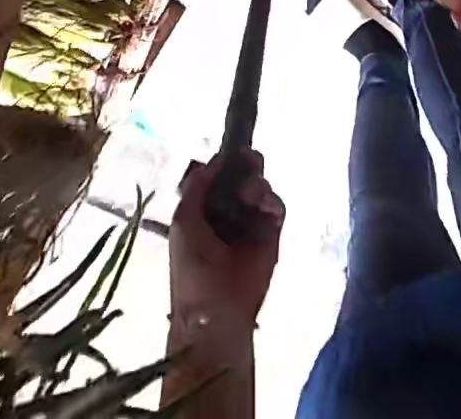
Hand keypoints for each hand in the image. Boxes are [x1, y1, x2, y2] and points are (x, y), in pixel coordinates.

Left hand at [170, 152, 283, 330]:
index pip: (218, 174)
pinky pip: (276, 207)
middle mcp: (228, 210)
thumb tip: (214, 160)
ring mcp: (250, 221)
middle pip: (241, 175)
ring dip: (256, 184)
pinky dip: (273, 201)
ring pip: (259, 187)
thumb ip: (197, 186)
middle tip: (249, 158)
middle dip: (246, 163)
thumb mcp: (184, 220)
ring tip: (250, 195)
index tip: (233, 149)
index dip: (225, 160)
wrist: (216, 311)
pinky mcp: (270, 235)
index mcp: (203, 206)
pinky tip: (265, 207)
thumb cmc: (193, 265)